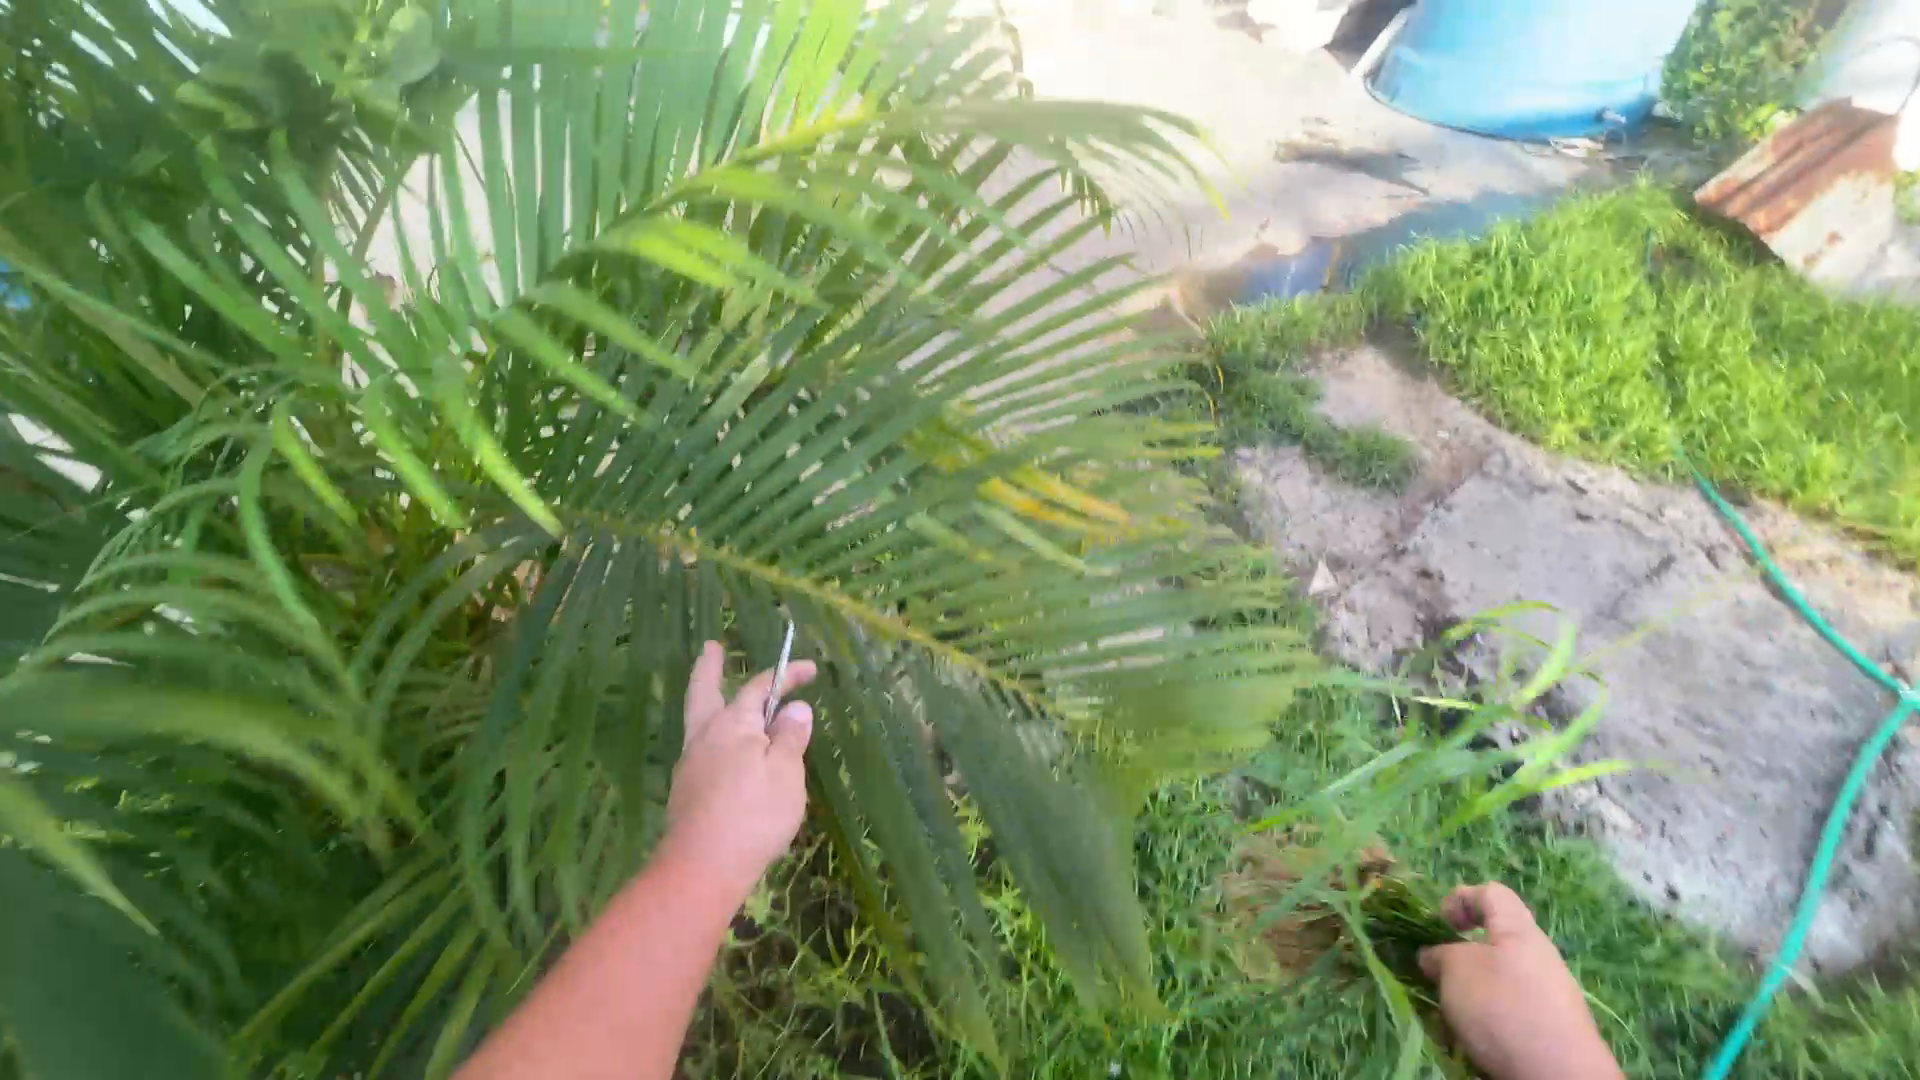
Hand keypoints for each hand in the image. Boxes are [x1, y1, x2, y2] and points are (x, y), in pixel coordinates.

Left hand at [658, 640, 817, 894]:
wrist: (702, 869)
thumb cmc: (752, 814)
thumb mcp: (785, 772)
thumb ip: (790, 737)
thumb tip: (795, 708)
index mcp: (731, 725)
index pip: (760, 687)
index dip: (786, 675)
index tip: (810, 670)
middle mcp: (704, 737)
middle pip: (704, 692)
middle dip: (709, 668)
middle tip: (711, 647)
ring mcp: (690, 765)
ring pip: (699, 721)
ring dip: (709, 701)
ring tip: (719, 697)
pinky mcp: (687, 792)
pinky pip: (702, 749)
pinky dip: (714, 736)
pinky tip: (725, 751)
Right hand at [1418, 883, 1622, 1079]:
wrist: (1562, 1079)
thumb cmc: (1504, 1008)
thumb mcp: (1455, 970)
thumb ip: (1439, 954)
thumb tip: (1433, 956)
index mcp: (1519, 931)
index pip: (1490, 893)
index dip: (1459, 899)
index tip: (1441, 925)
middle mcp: (1540, 956)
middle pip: (1496, 937)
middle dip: (1462, 951)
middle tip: (1442, 969)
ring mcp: (1552, 994)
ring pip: (1501, 975)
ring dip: (1473, 985)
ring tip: (1456, 1007)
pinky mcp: (1554, 1028)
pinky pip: (1513, 1006)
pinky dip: (1491, 1014)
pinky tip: (1479, 1033)